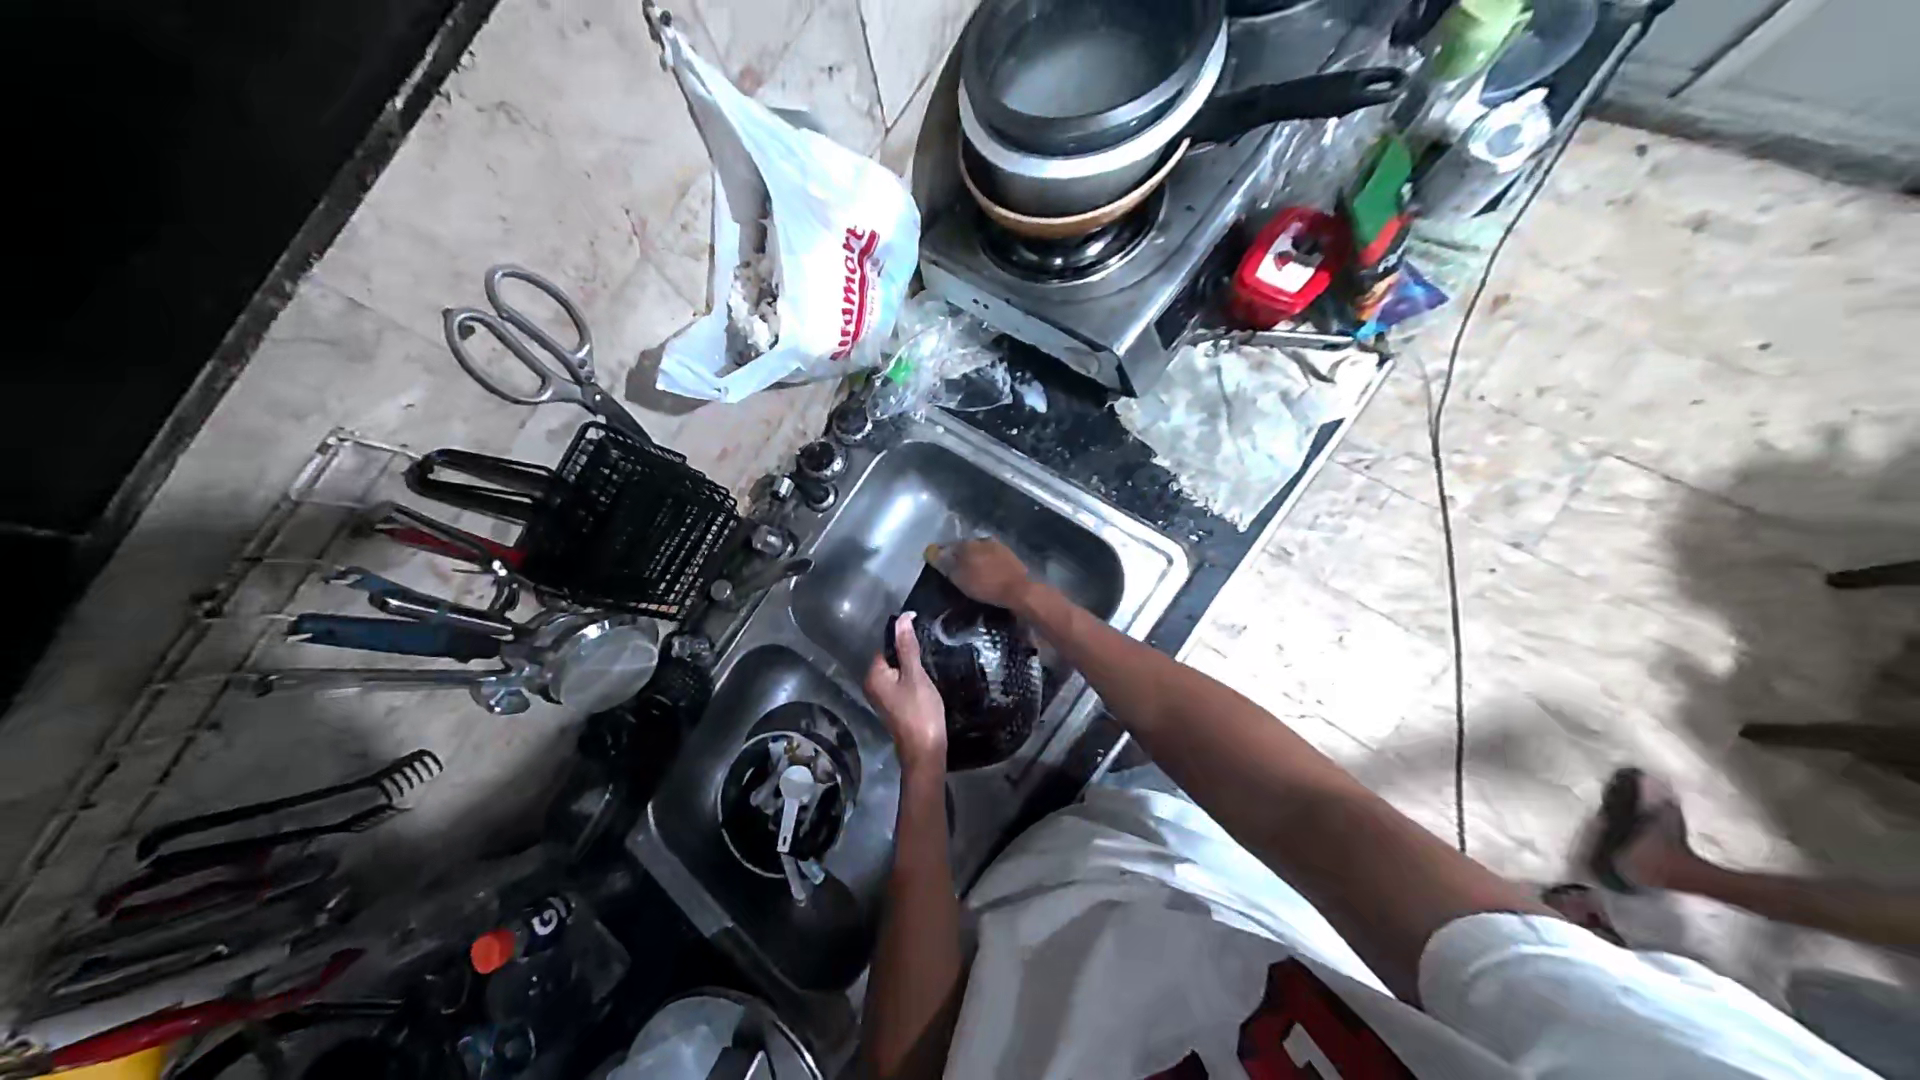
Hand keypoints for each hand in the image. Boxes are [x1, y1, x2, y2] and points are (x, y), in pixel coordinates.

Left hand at [865, 613, 946, 774]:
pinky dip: (914, 682)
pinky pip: (902, 685)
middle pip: (892, 659)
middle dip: (909, 656)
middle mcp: (873, 686)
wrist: (925, 750)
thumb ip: (907, 646)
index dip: (904, 640)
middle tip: (930, 655)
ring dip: (913, 669)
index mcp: (873, 676)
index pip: (886, 646)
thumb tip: (902, 618)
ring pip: (898, 673)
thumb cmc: (920, 711)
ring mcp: (883, 698)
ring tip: (931, 669)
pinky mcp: (894, 707)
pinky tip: (927, 685)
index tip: (923, 638)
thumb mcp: (915, 675)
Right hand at [926, 539, 1032, 611]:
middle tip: (958, 571)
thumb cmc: (986, 585)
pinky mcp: (1011, 555)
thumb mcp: (959, 577)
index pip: (950, 546)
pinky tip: (989, 574)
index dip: (944, 556)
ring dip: (976, 560)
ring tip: (974, 574)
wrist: (1019, 590)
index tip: (941, 566)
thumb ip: (945, 563)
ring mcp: (999, 546)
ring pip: (981, 551)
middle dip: (961, 557)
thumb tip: (931, 551)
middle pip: (966, 547)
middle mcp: (983, 540)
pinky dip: (988, 564)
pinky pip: (993, 558)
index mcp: (968, 543)